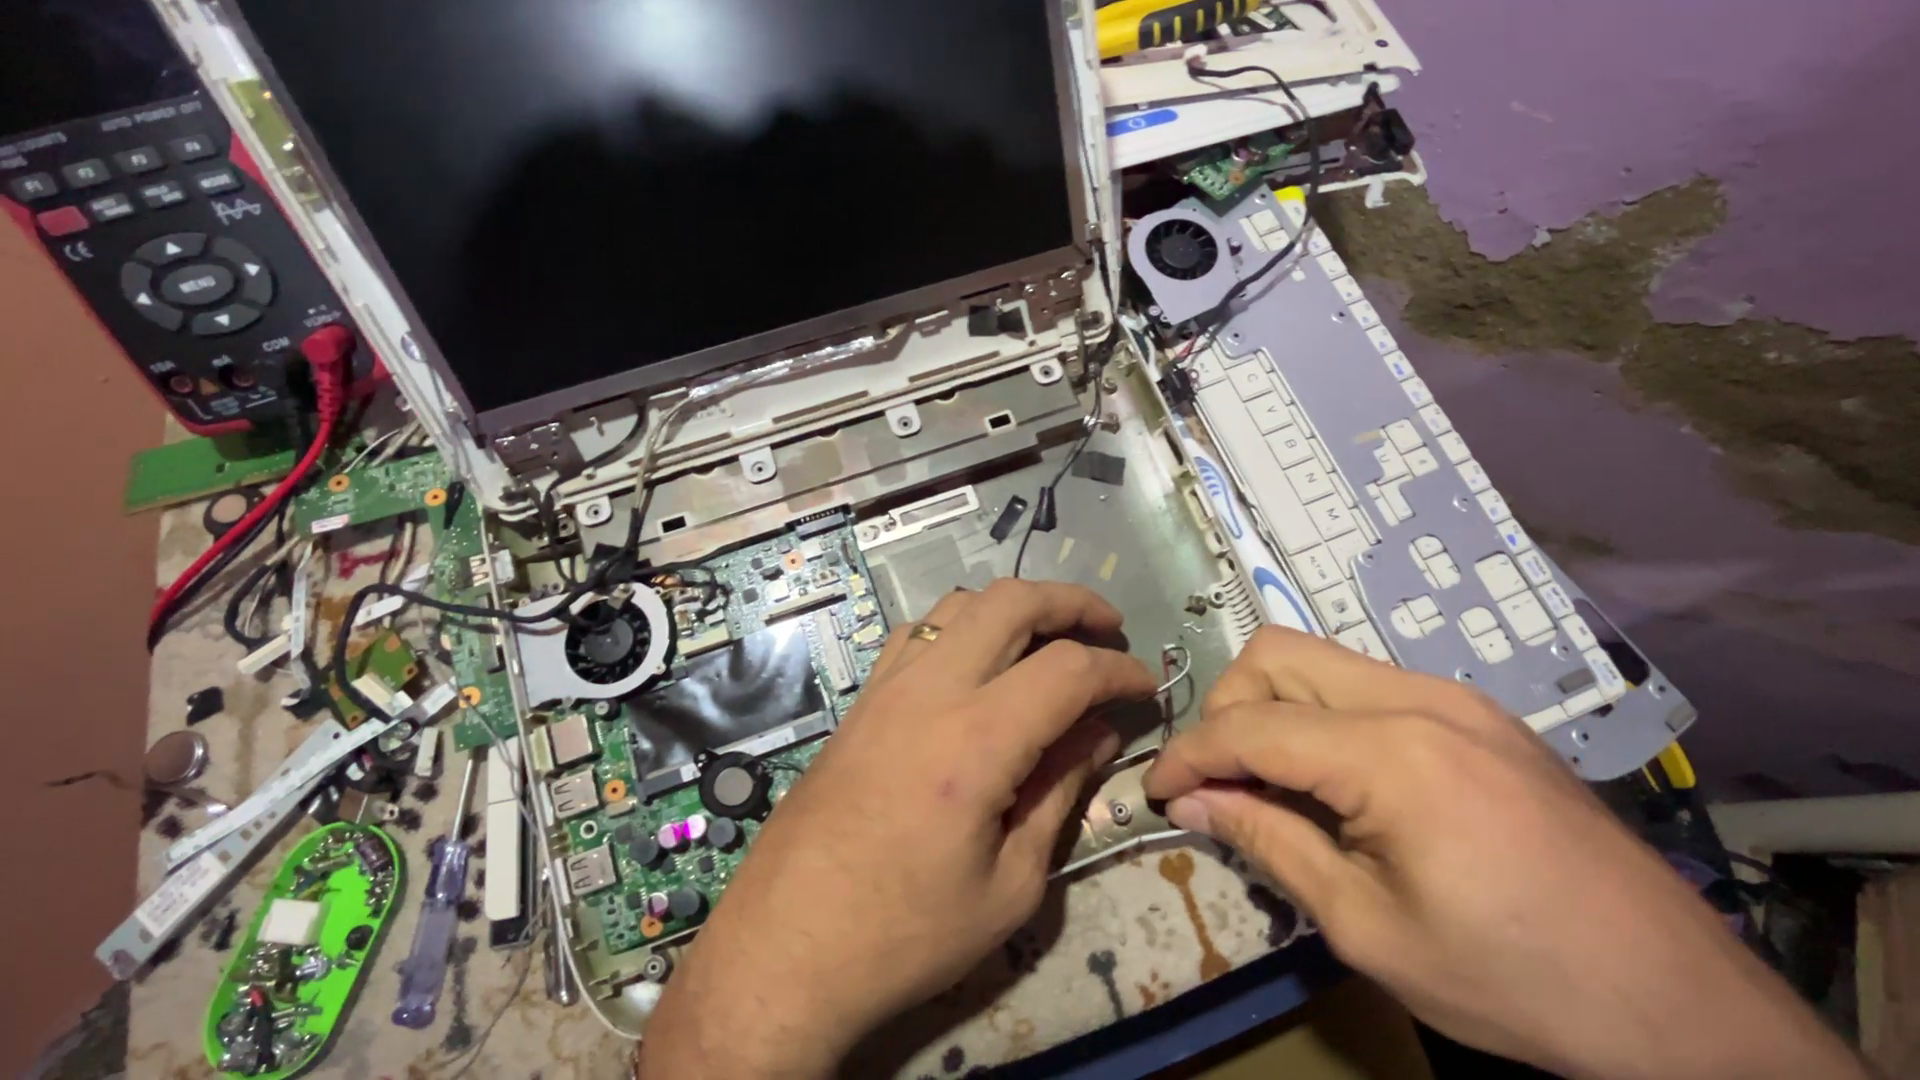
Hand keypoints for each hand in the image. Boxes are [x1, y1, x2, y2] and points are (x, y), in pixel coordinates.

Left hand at [639, 580, 1155, 1078]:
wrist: (786, 950)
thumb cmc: (906, 935)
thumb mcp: (1011, 885)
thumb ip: (1059, 793)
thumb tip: (1098, 733)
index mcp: (976, 740)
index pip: (1069, 669)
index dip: (1120, 672)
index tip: (1146, 689)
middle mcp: (929, 692)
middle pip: (1010, 601)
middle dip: (1072, 602)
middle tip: (1108, 631)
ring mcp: (885, 690)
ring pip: (958, 605)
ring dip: (1013, 609)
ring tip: (1047, 642)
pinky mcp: (859, 704)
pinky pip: (916, 635)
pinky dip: (961, 628)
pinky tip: (977, 666)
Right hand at [1144, 627, 1867, 1079]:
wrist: (1678, 1003)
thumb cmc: (1512, 979)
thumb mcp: (1367, 927)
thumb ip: (1269, 842)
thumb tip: (1191, 798)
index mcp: (1392, 753)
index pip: (1249, 724)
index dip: (1187, 753)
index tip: (1155, 791)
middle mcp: (1421, 699)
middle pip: (1276, 654)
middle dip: (1225, 709)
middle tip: (1220, 781)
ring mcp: (1458, 699)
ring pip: (1322, 660)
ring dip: (1272, 707)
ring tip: (1269, 782)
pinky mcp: (1480, 716)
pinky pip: (1369, 686)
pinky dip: (1323, 717)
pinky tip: (1333, 781)